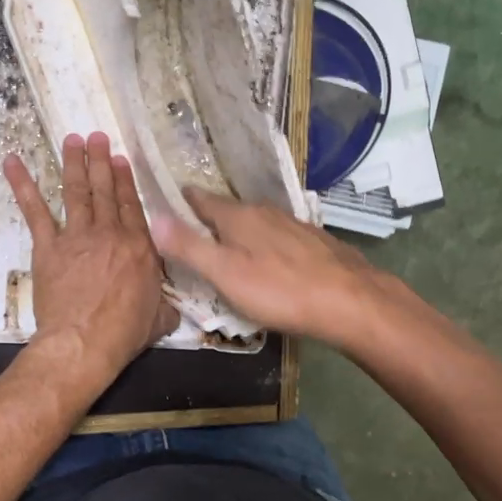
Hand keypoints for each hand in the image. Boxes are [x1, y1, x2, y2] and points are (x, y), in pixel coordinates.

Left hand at [6, 132, 178, 382]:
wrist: (85, 341)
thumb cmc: (125, 333)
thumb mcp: (160, 319)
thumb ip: (165, 306)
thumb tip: (170, 308)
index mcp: (140, 248)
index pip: (131, 205)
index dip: (125, 180)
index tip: (120, 159)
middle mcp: (110, 234)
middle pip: (105, 191)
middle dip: (100, 161)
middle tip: (96, 137)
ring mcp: (78, 237)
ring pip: (77, 192)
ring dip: (74, 164)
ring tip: (72, 140)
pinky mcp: (49, 248)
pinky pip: (35, 211)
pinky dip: (23, 185)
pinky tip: (12, 163)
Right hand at [151, 188, 392, 347]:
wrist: (349, 300)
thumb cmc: (279, 290)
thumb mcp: (224, 273)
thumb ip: (189, 247)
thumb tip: (152, 218)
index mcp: (238, 217)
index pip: (202, 200)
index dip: (183, 202)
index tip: (167, 204)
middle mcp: (265, 213)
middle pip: (230, 211)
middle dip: (211, 219)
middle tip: (193, 232)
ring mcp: (294, 225)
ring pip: (258, 223)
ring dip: (241, 232)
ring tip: (229, 247)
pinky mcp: (315, 242)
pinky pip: (280, 238)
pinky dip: (267, 245)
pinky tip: (270, 262)